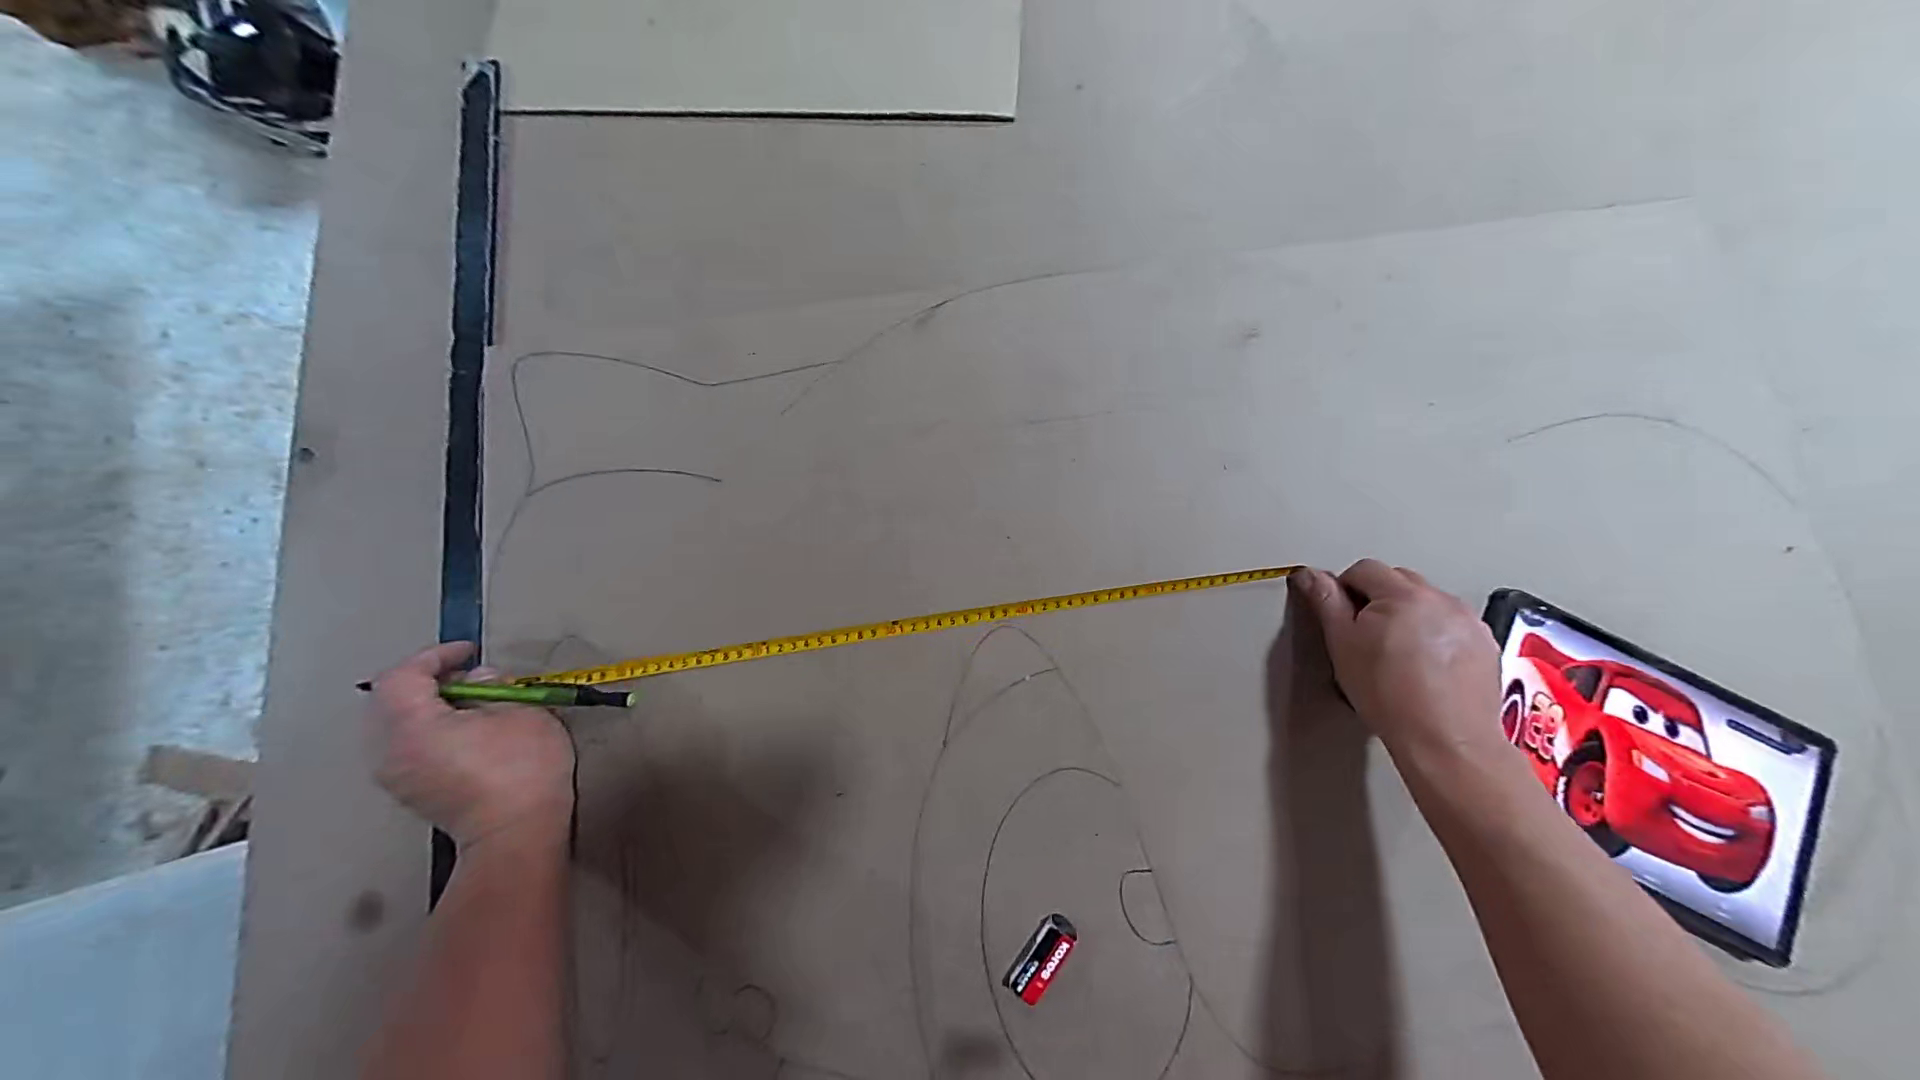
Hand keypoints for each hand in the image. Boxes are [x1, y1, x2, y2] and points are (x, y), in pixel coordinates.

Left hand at [367, 642, 575, 848]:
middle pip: (388, 700)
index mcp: (412, 727)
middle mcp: (389, 750)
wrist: (517, 832)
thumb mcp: (523, 712)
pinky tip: (461, 729)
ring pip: (392, 724)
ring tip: (466, 701)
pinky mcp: (408, 791)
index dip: (435, 656)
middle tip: (466, 674)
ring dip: (424, 704)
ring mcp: (394, 775)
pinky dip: (424, 727)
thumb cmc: (523, 767)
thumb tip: (479, 679)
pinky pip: (402, 745)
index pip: (403, 676)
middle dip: (425, 679)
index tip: (468, 651)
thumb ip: (495, 688)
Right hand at [1290, 560, 1501, 761]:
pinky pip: (1451, 623)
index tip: (1340, 613)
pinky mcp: (1485, 643)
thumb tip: (1311, 577)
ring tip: (1395, 653)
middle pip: (1398, 580)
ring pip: (1426, 601)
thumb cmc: (1392, 697)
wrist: (1445, 739)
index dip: (1344, 588)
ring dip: (1408, 614)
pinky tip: (1421, 663)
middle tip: (1363, 634)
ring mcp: (1468, 621)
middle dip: (1377, 598)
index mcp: (1403, 595)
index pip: (1365, 569)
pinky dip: (1434, 633)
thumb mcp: (1342, 644)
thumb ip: (1326, 602)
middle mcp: (1441, 600)